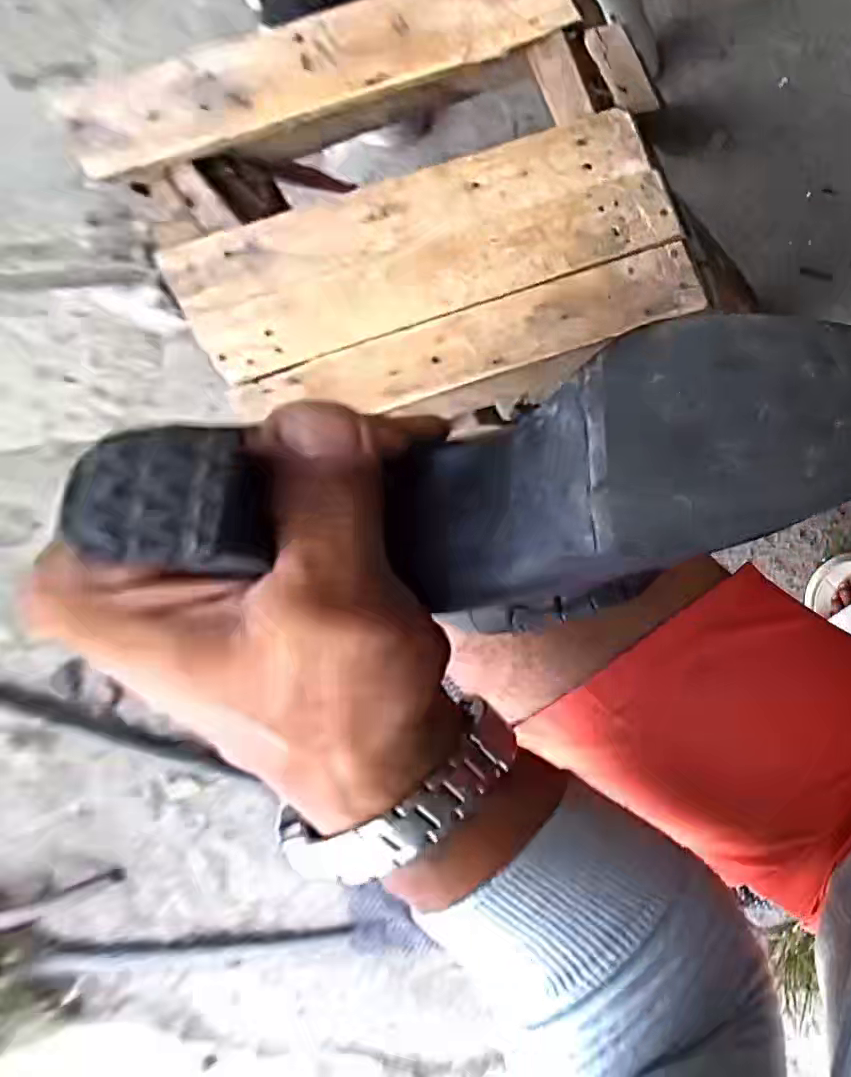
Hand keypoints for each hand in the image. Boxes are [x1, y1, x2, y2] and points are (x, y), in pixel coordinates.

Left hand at [23, 403, 458, 834]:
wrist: (396, 763)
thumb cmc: (348, 703)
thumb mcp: (333, 602)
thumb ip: (326, 508)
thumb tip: (325, 413)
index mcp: (104, 577)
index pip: (197, 462)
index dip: (296, 444)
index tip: (385, 446)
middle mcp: (141, 570)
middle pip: (240, 472)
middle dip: (334, 457)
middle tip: (413, 453)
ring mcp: (206, 579)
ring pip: (280, 492)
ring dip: (356, 476)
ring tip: (421, 464)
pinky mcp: (264, 587)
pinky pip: (307, 520)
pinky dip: (361, 503)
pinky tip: (405, 496)